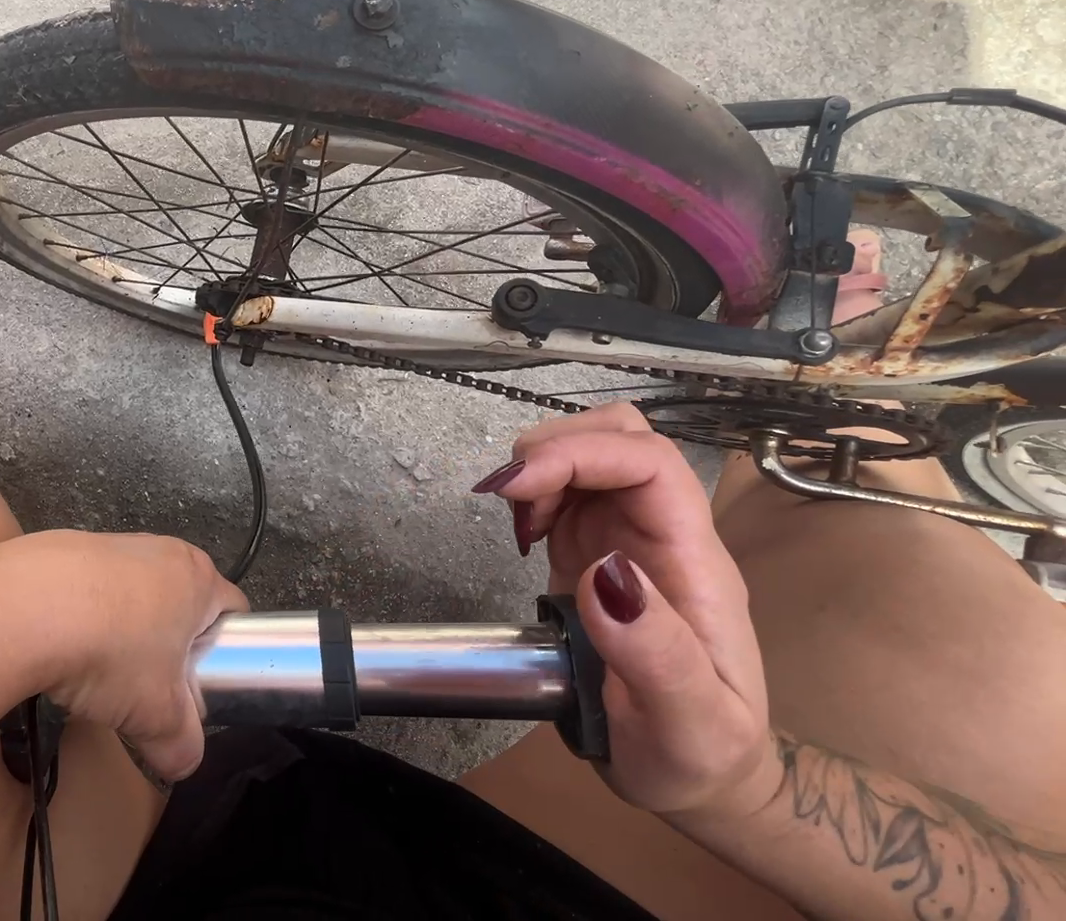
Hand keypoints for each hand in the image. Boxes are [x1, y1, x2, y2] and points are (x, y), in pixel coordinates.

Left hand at [0, 529, 246, 781]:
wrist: (23, 608)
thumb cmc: (111, 651)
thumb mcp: (158, 716)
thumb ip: (182, 744)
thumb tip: (182, 762)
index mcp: (196, 576)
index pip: (233, 610)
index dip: (225, 651)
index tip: (200, 683)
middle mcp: (158, 548)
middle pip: (179, 602)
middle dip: (168, 645)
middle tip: (149, 687)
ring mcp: (109, 542)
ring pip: (131, 594)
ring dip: (121, 631)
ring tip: (96, 672)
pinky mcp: (63, 546)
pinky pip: (85, 587)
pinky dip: (80, 615)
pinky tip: (60, 646)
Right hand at [476, 403, 780, 820]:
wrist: (695, 773)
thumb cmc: (697, 755)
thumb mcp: (688, 723)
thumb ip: (655, 652)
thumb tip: (604, 573)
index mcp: (693, 562)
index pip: (649, 464)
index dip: (579, 453)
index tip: (515, 485)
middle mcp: (662, 534)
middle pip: (624, 436)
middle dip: (557, 445)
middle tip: (511, 496)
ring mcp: (628, 537)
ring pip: (592, 450)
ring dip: (542, 464)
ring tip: (516, 520)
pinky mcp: (593, 549)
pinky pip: (566, 487)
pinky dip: (533, 489)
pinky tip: (522, 531)